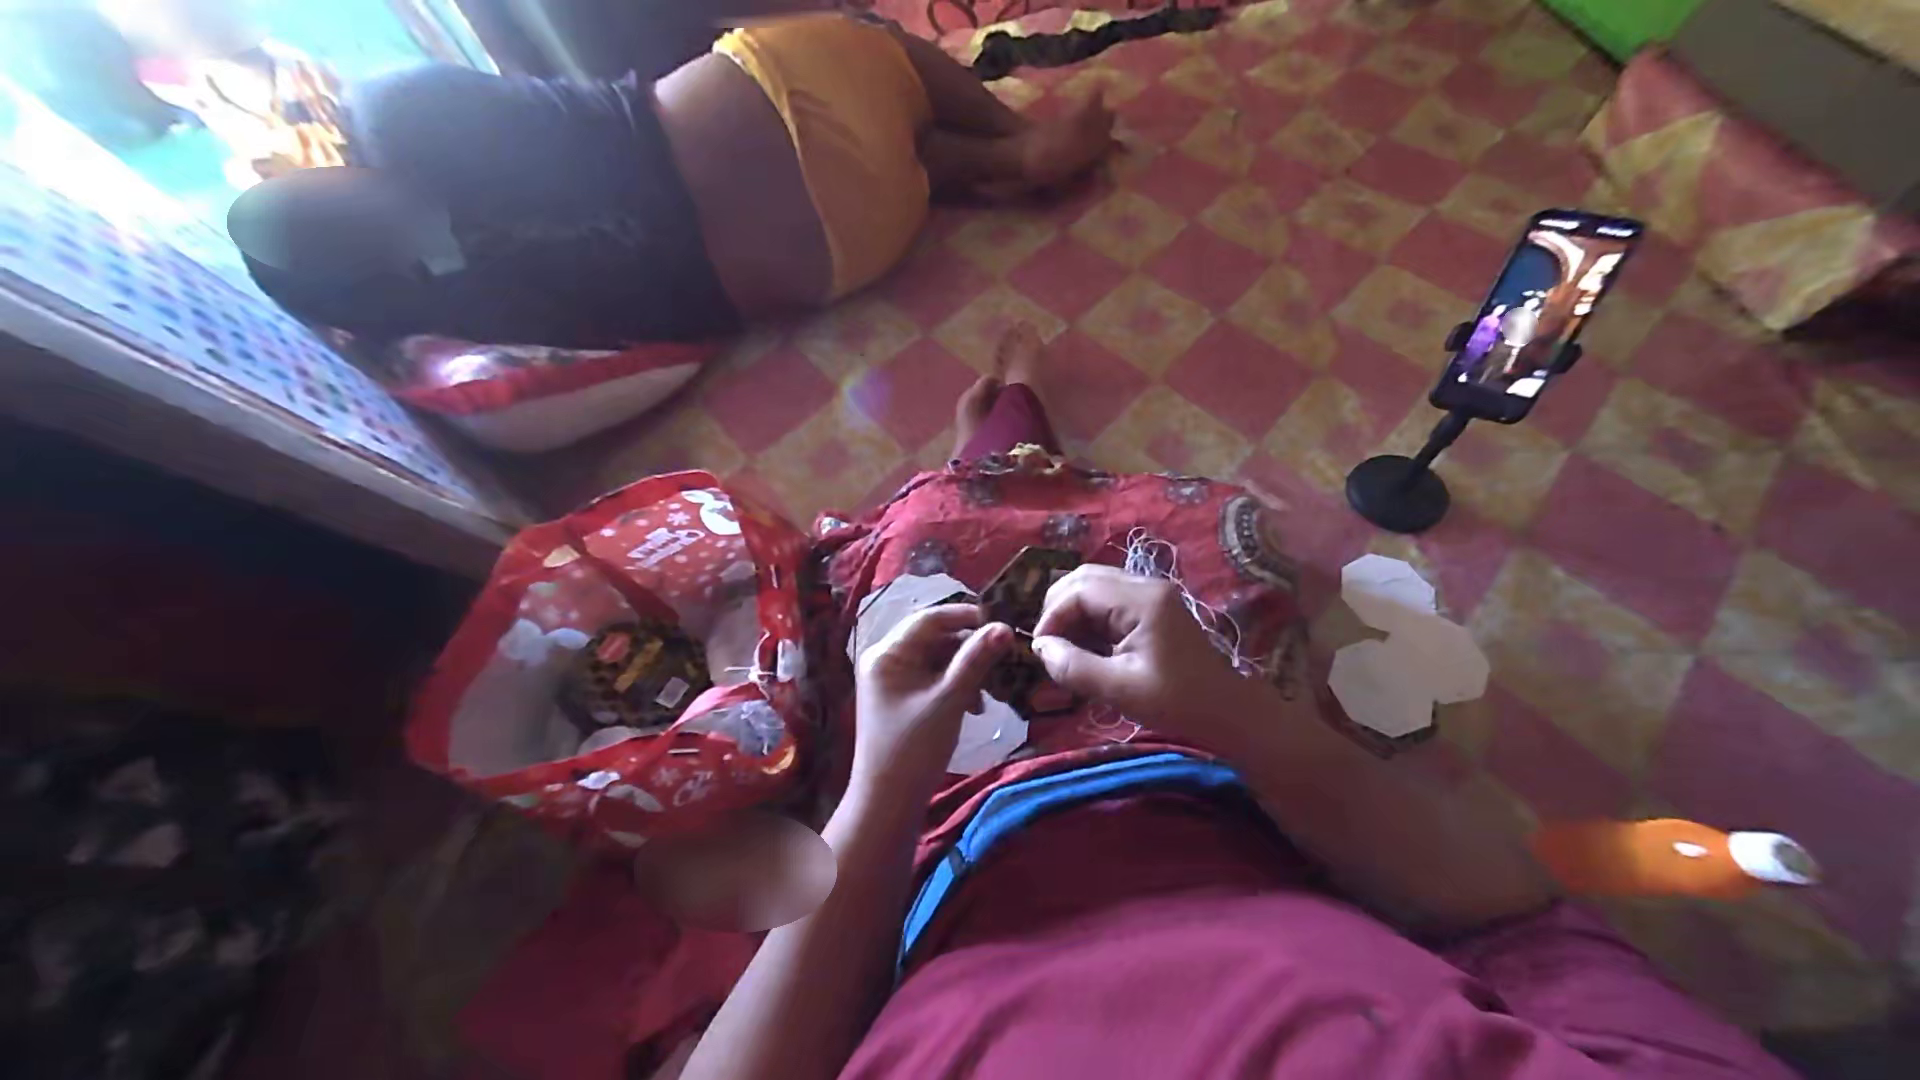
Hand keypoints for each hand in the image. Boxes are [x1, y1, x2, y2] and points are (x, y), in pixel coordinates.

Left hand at [853, 605, 1011, 798]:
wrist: (888, 804)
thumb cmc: (914, 749)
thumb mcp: (949, 701)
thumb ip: (976, 660)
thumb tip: (1003, 627)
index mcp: (887, 654)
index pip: (929, 619)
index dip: (964, 616)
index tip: (999, 622)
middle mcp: (885, 660)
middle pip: (933, 638)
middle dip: (968, 647)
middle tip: (1001, 658)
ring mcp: (892, 680)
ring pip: (936, 659)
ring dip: (965, 670)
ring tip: (987, 693)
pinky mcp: (901, 699)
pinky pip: (933, 679)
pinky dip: (955, 686)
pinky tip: (975, 708)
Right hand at [1031, 565, 1250, 743]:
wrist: (1230, 714)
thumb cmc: (1179, 703)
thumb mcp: (1121, 689)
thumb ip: (1074, 667)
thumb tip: (1039, 648)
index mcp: (1142, 600)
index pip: (1079, 590)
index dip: (1052, 616)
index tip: (1040, 650)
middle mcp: (1146, 586)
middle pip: (1084, 579)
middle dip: (1058, 609)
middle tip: (1048, 646)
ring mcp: (1151, 594)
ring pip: (1094, 587)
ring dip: (1071, 614)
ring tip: (1063, 649)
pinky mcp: (1152, 608)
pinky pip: (1108, 601)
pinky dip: (1088, 619)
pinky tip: (1085, 648)